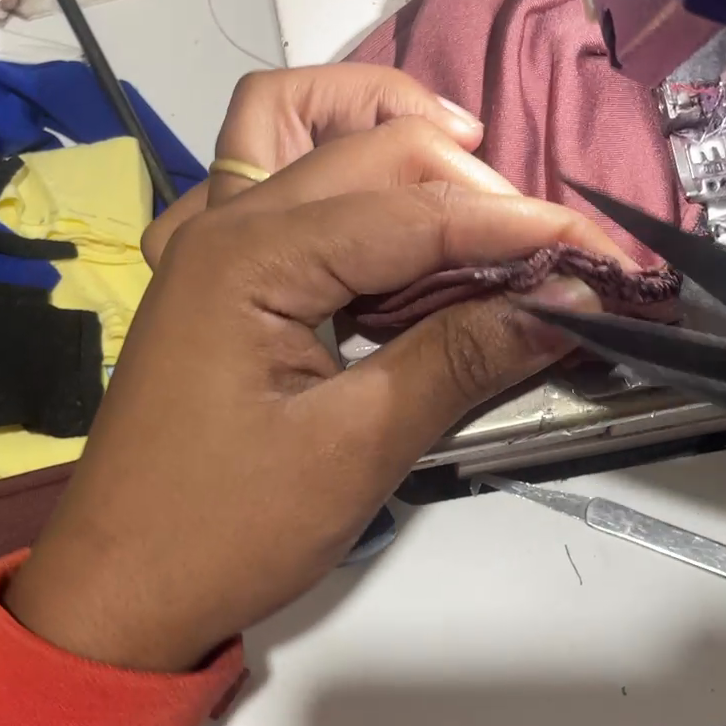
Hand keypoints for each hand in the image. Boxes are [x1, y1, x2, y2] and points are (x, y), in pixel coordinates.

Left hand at [2, 115, 621, 672]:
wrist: (124, 591)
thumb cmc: (229, 531)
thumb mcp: (357, 449)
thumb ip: (459, 360)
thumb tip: (564, 304)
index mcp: (249, 256)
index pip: (413, 210)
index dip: (517, 227)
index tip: (600, 257)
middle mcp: (222, 224)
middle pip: (364, 149)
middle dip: (469, 185)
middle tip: (543, 247)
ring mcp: (207, 248)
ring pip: (300, 134)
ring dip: (388, 135)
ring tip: (470, 174)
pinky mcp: (213, 285)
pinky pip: (273, 192)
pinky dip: (339, 184)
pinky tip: (383, 222)